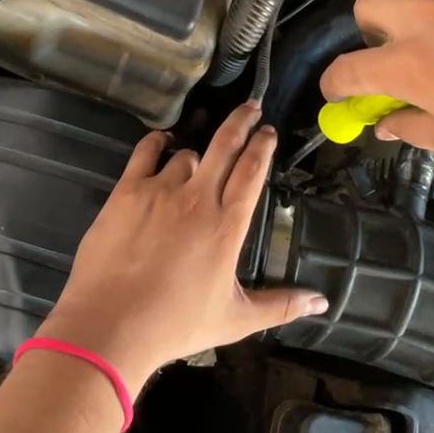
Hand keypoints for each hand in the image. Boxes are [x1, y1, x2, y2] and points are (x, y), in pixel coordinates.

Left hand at [36, 102, 329, 391]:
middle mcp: (198, 198)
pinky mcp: (127, 191)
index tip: (268, 131)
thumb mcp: (236, 319)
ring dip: (197, 155)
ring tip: (198, 162)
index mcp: (227, 225)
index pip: (252, 172)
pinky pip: (146, 152)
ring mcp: (160, 191)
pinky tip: (162, 141)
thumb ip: (280, 305)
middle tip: (252, 107)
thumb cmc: (177, 325)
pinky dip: (157, 143)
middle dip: (242, 122)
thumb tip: (321, 302)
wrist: (111, 325)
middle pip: (225, 146)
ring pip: (186, 156)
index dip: (262, 146)